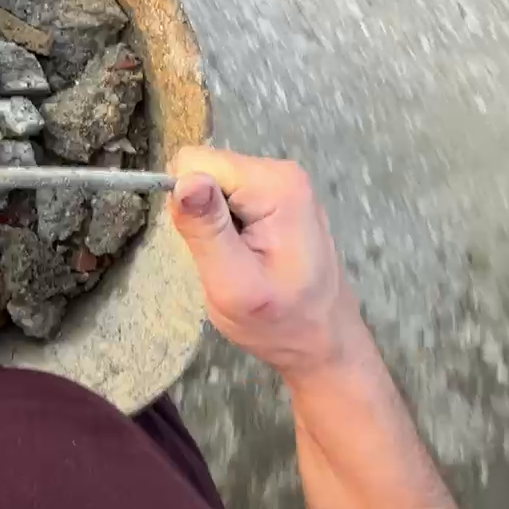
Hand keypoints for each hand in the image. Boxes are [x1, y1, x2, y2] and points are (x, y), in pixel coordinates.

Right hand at [167, 147, 367, 385]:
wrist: (325, 345)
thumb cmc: (281, 323)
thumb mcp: (232, 284)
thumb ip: (206, 229)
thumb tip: (183, 179)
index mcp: (274, 185)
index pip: (193, 163)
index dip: (187, 205)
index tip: (206, 243)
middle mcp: (281, 172)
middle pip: (202, 169)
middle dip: (200, 214)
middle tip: (223, 257)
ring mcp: (280, 183)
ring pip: (209, 182)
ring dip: (210, 222)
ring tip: (236, 258)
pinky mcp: (275, 195)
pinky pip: (223, 195)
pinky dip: (222, 225)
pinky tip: (245, 253)